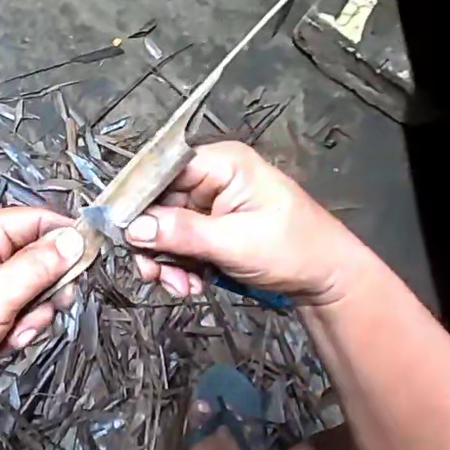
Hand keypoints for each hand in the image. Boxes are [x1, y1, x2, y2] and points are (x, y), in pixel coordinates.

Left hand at [0, 207, 82, 400]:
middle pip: (42, 257)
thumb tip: (73, 240)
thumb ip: (42, 264)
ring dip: (33, 315)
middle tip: (44, 305)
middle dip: (48, 289)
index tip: (86, 262)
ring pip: (34, 288)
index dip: (67, 241)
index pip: (40, 220)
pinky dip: (18, 327)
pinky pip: (19, 309)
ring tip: (13, 329)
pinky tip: (2, 340)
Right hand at [127, 142, 365, 305]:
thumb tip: (132, 228)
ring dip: (165, 260)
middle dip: (152, 242)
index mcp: (222, 163)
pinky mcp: (212, 229)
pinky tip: (189, 285)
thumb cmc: (293, 249)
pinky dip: (179, 266)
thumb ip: (181, 233)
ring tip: (179, 286)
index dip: (138, 199)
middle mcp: (212, 178)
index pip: (163, 171)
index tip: (121, 231)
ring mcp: (211, 205)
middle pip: (159, 203)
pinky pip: (180, 244)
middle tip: (150, 273)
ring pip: (165, 228)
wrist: (328, 281)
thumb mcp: (234, 242)